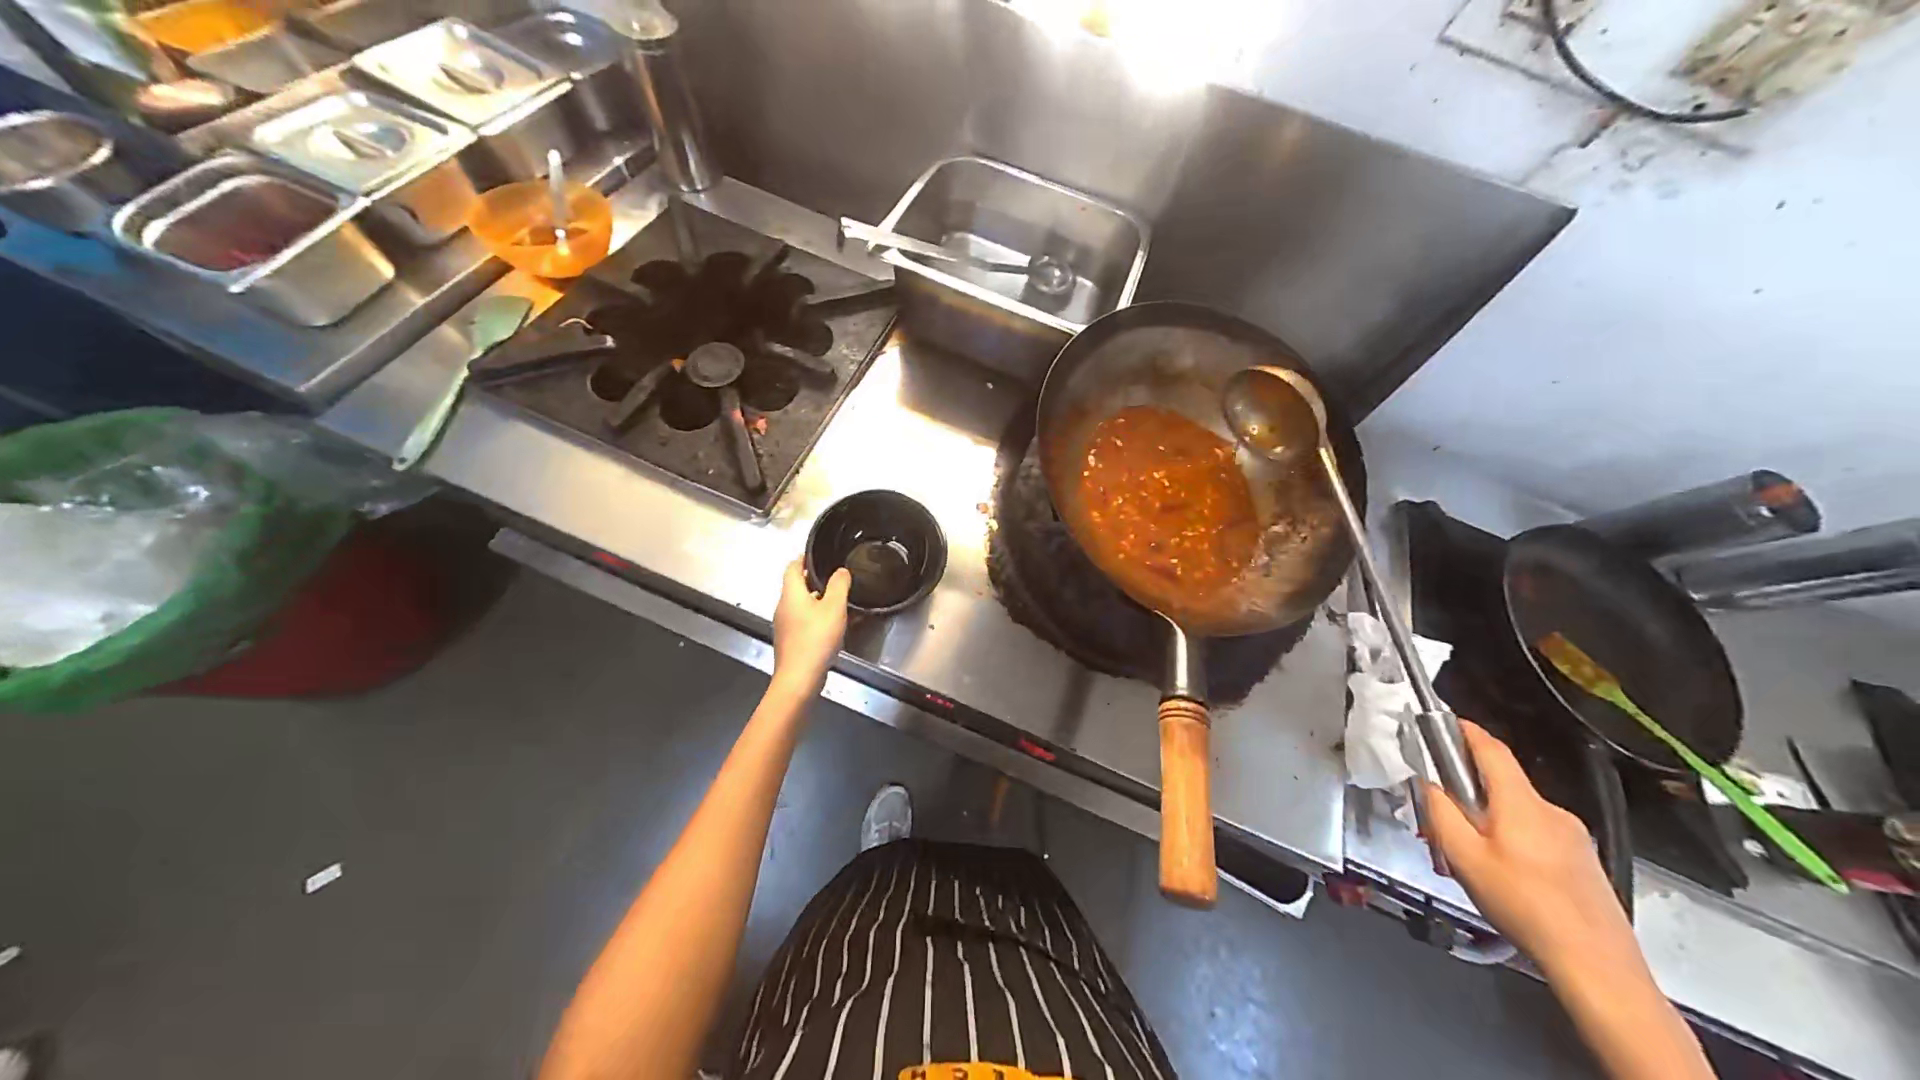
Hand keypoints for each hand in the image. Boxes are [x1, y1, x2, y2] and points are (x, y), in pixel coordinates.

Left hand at [772, 560, 849, 693]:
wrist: (799, 677)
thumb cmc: (816, 639)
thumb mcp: (834, 607)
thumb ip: (839, 585)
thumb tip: (841, 571)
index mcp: (791, 593)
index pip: (792, 567)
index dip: (804, 558)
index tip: (817, 555)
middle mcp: (783, 607)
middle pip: (796, 585)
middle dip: (814, 580)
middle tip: (833, 577)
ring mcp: (785, 625)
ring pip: (801, 604)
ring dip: (817, 600)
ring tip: (837, 600)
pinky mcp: (790, 640)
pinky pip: (803, 621)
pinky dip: (816, 617)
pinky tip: (832, 625)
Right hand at [1424, 721, 1636, 975]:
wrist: (1596, 965)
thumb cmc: (1525, 907)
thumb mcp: (1464, 857)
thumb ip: (1440, 813)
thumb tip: (1430, 784)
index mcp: (1522, 803)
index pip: (1491, 749)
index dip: (1464, 730)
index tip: (1441, 722)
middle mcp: (1551, 811)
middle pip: (1498, 784)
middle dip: (1463, 794)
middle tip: (1437, 821)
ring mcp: (1572, 837)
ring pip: (1514, 813)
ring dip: (1483, 823)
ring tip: (1463, 859)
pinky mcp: (1581, 861)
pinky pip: (1533, 834)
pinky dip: (1506, 841)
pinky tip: (1495, 875)